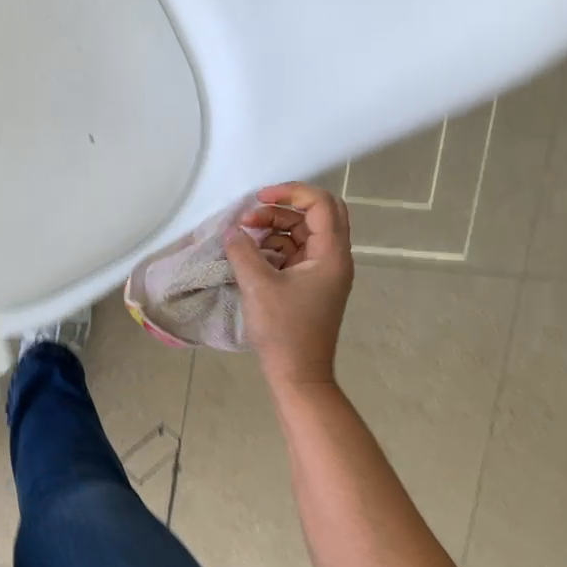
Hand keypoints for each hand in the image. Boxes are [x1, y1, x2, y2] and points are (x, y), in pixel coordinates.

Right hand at [224, 182, 354, 387]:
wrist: (298, 374)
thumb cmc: (283, 330)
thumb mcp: (257, 285)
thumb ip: (243, 251)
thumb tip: (232, 231)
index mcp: (331, 254)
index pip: (321, 203)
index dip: (291, 192)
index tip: (258, 199)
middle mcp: (334, 258)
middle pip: (317, 214)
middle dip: (283, 208)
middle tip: (253, 215)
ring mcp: (324, 273)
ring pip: (304, 233)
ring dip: (275, 228)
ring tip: (244, 238)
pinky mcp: (311, 285)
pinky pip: (296, 253)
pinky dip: (274, 248)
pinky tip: (252, 257)